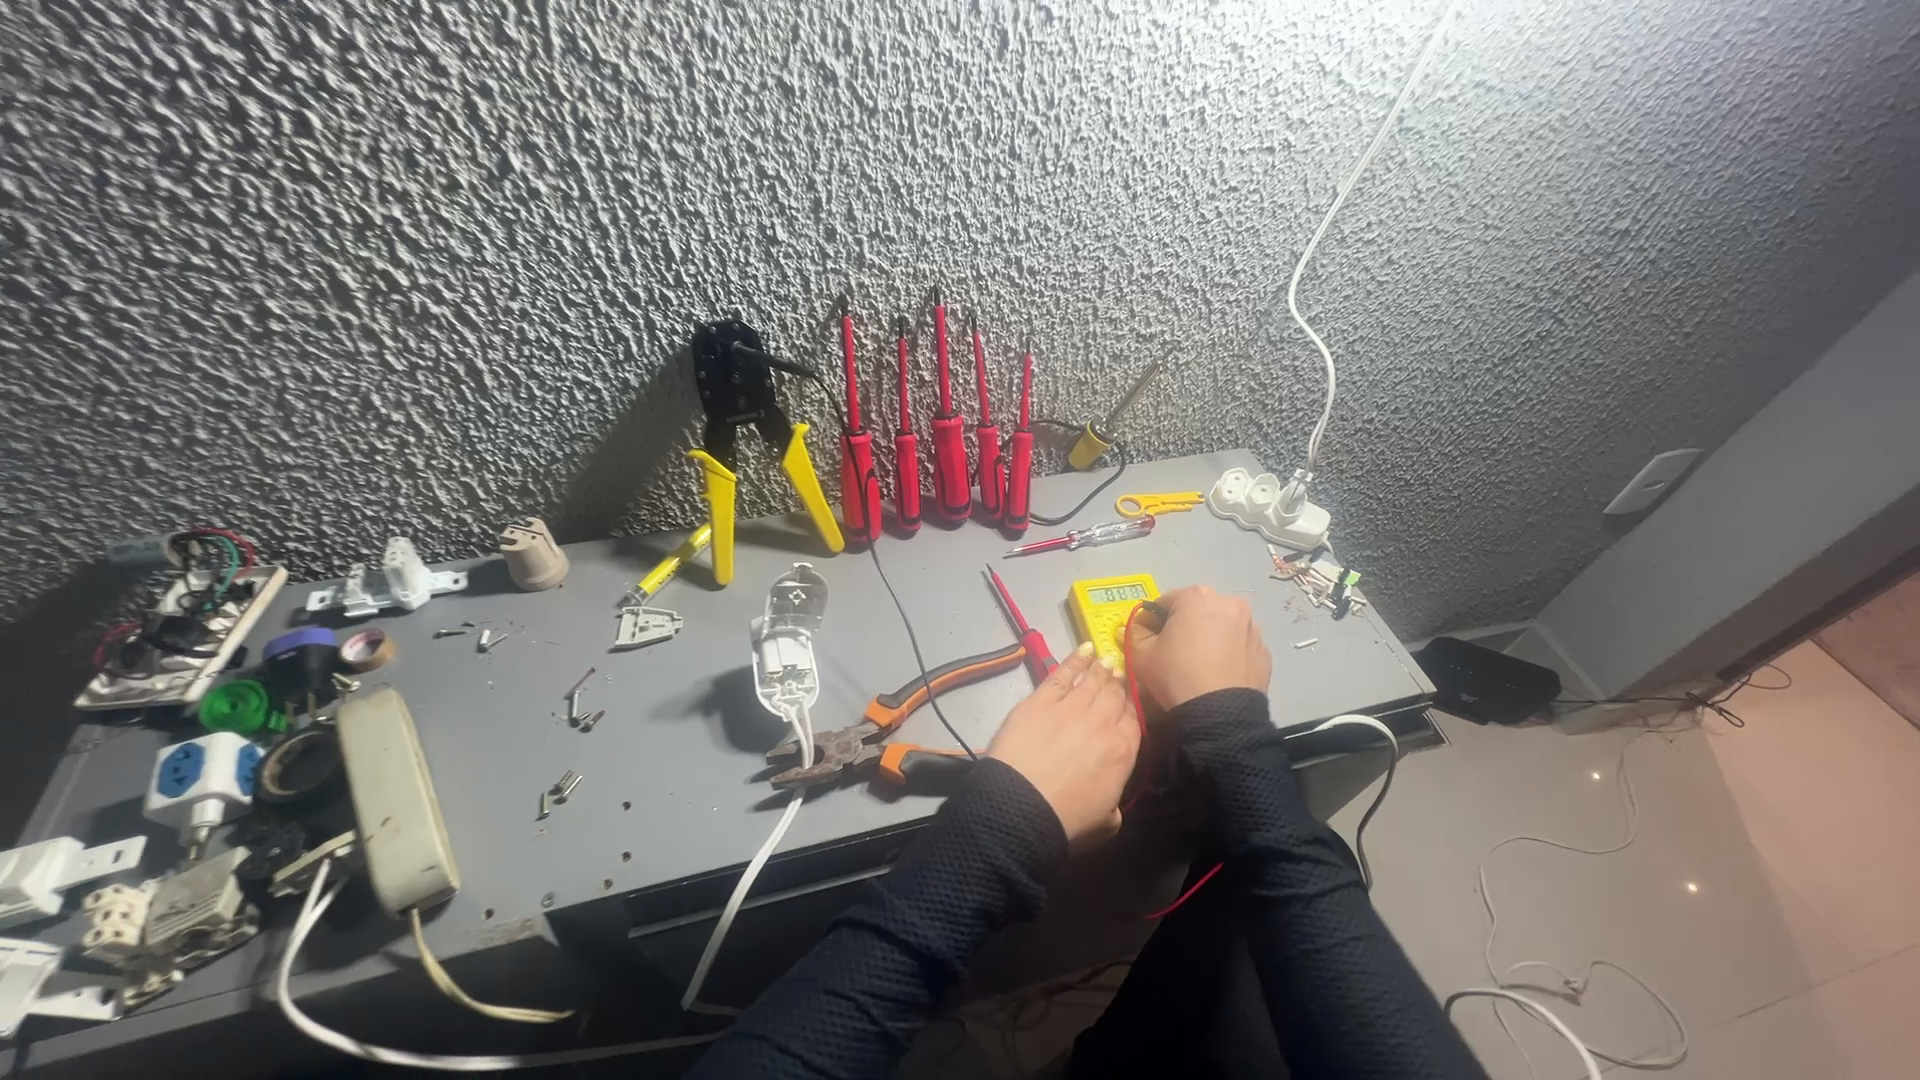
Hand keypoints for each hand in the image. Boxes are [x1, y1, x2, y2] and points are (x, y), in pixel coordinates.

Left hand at [987, 642, 1140, 849]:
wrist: (1022, 808)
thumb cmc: (1065, 822)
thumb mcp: (1107, 823)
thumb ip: (1115, 806)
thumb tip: (1112, 801)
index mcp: (1123, 753)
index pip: (1134, 720)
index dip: (1133, 705)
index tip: (1132, 695)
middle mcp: (1102, 723)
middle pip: (1114, 696)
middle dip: (1119, 682)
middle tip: (1120, 670)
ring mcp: (1071, 707)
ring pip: (1092, 681)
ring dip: (1101, 669)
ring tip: (1106, 659)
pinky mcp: (1041, 701)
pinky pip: (1062, 674)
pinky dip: (1075, 660)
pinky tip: (1084, 649)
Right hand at [1127, 585, 1271, 709]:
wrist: (1221, 716)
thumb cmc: (1176, 675)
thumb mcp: (1141, 654)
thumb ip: (1135, 632)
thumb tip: (1138, 626)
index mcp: (1196, 597)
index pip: (1164, 602)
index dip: (1151, 621)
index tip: (1147, 641)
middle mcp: (1229, 603)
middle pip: (1195, 610)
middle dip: (1183, 626)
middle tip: (1172, 652)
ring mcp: (1251, 627)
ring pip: (1220, 626)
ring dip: (1208, 637)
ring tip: (1198, 665)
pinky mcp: (1263, 651)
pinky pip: (1238, 645)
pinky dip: (1227, 653)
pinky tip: (1217, 674)